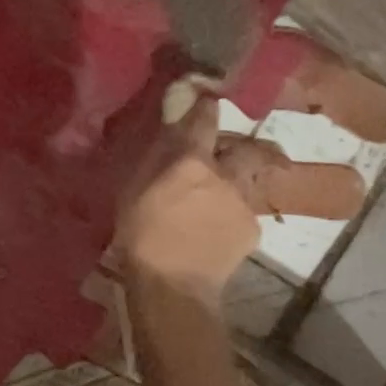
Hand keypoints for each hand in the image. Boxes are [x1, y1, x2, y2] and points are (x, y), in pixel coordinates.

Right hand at [116, 86, 285, 288]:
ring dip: (231, 183)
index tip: (205, 98)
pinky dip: (230, 214)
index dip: (205, 106)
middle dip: (231, 149)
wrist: (174, 286)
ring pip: (243, 181)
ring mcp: (243, 203)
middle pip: (240, 149)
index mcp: (191, 161)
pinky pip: (243, 211)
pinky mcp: (252, 229)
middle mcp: (225, 175)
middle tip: (215, 158)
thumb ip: (155, 156)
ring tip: (212, 201)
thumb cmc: (142, 236)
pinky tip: (214, 230)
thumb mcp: (133, 190)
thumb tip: (170, 124)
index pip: (205, 119)